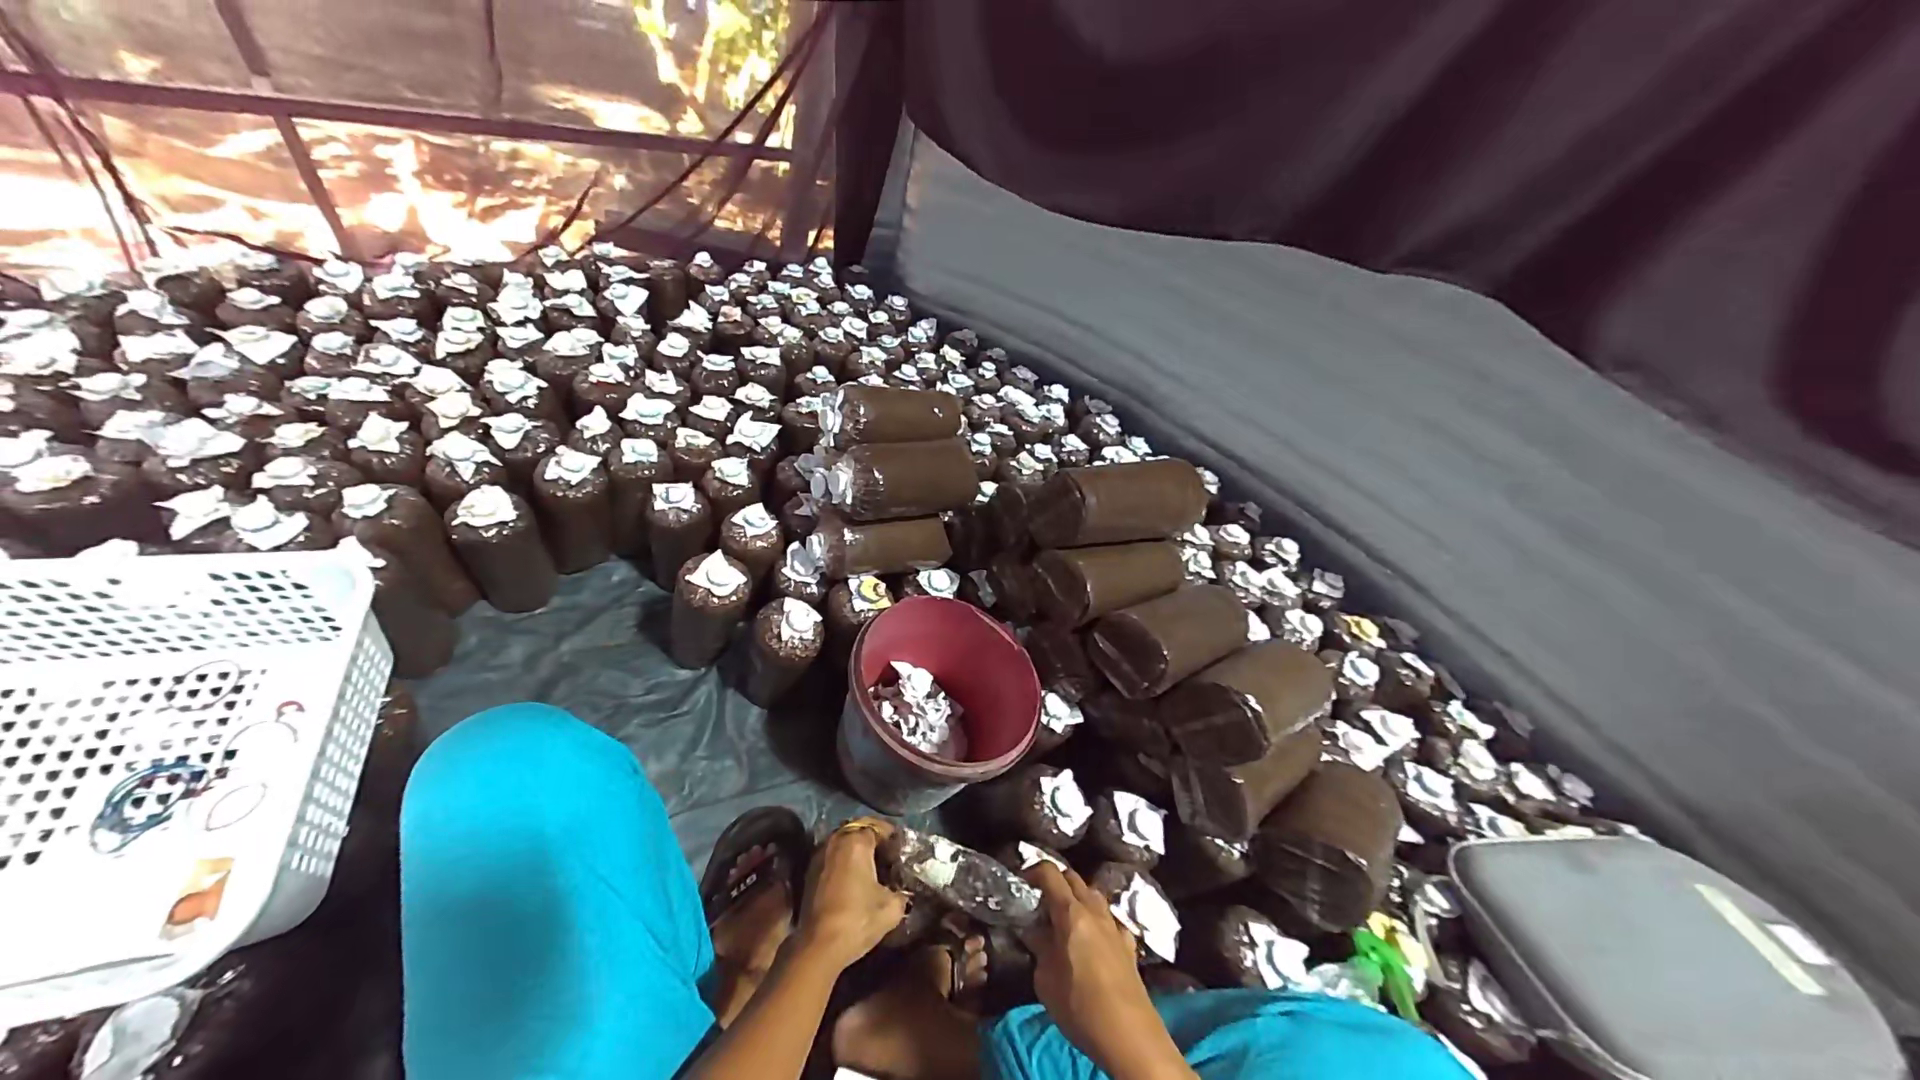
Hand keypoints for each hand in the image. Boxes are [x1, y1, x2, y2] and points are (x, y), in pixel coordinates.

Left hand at [793, 818, 908, 972]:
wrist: (818, 946)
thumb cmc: (858, 919)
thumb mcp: (892, 908)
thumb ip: (901, 892)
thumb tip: (902, 892)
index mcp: (856, 842)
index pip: (878, 827)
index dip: (892, 837)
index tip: (901, 851)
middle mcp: (835, 841)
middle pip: (858, 830)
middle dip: (873, 840)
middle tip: (887, 857)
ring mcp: (819, 856)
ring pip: (842, 843)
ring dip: (856, 850)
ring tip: (871, 868)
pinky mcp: (809, 873)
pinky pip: (832, 857)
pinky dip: (844, 862)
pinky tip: (853, 880)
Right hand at [1022, 864, 1193, 1079]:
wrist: (1130, 1035)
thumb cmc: (1080, 1007)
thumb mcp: (1045, 980)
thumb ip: (1039, 948)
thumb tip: (1035, 932)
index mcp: (1071, 913)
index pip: (1051, 873)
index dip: (1034, 871)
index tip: (1021, 881)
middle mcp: (1095, 911)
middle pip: (1074, 878)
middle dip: (1055, 881)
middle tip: (1039, 899)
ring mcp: (1115, 927)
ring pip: (1093, 895)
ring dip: (1077, 898)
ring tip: (1063, 918)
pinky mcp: (1128, 945)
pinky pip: (1109, 919)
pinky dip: (1096, 920)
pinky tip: (1091, 938)